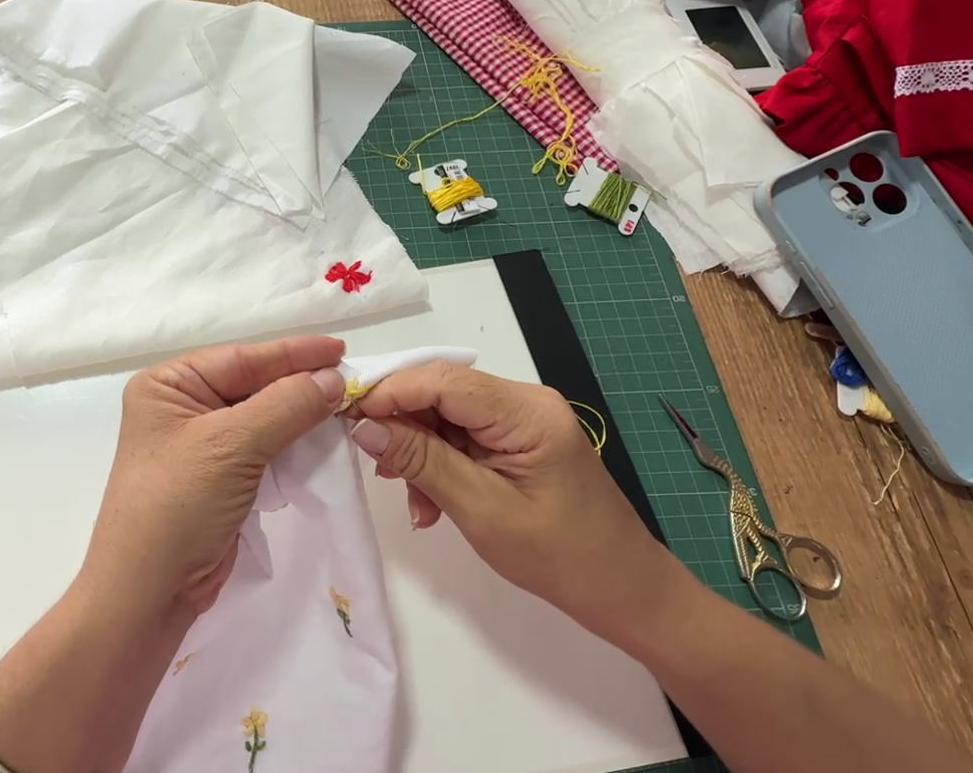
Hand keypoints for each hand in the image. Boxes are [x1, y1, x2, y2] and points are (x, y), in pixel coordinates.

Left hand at [83, 337, 346, 616]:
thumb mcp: (231, 446)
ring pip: (263, 416)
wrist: (149, 591)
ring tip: (345, 405)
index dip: (292, 353)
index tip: (340, 348)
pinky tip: (322, 438)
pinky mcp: (221, 476)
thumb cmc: (178, 504)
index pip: (240, 358)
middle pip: (252, 384)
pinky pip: (264, 447)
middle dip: (299, 383)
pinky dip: (292, 443)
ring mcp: (201, 443)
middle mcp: (182, 406)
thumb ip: (286, 406)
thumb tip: (333, 379)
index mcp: (168, 384)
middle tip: (351, 379)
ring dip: (301, 414)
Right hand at [348, 363, 681, 640]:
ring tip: (409, 497)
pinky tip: (430, 502)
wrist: (623, 592)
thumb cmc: (558, 556)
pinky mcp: (516, 440)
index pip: (442, 380)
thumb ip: (421, 461)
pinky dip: (438, 463)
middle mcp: (523, 401)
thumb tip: (364, 426)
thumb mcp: (480, 509)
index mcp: (526, 410)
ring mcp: (521, 420)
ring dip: (418, 452)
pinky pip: (461, 437)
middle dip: (401, 426)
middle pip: (440, 393)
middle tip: (376, 466)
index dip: (390, 392)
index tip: (349, 419)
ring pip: (445, 416)